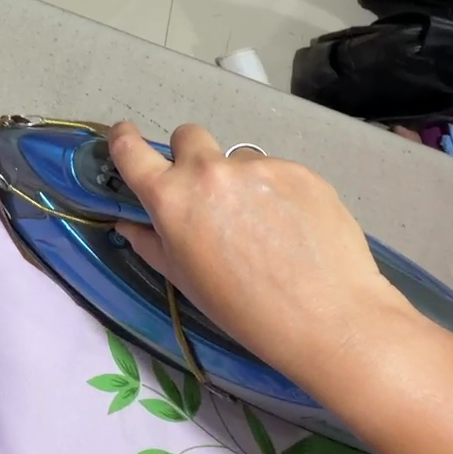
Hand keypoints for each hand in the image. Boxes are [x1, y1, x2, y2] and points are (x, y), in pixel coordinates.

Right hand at [107, 122, 420, 385]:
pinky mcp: (299, 170)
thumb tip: (128, 223)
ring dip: (238, 181)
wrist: (329, 318)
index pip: (130, 149)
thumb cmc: (241, 308)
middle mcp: (208, 171)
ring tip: (263, 224)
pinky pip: (275, 172)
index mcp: (171, 197)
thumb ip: (149, 242)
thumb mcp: (183, 279)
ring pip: (236, 160)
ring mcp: (257, 166)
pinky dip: (275, 192)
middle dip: (189, 156)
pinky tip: (292, 227)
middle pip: (188, 135)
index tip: (125, 136)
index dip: (123, 138)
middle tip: (207, 194)